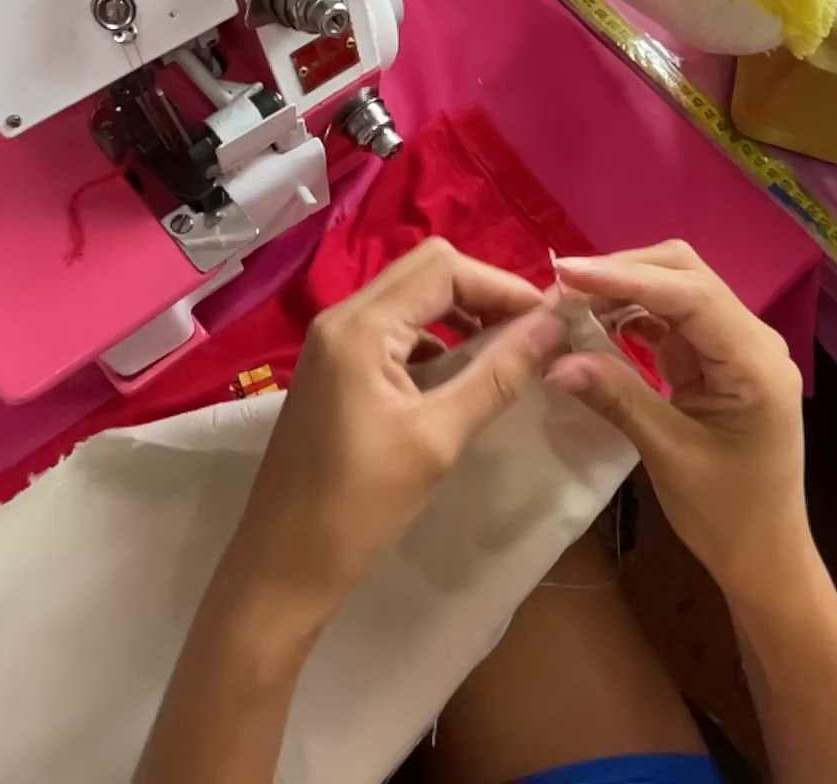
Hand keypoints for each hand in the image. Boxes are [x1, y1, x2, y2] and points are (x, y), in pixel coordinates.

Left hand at [216, 238, 564, 627]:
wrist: (282, 567)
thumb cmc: (358, 507)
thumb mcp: (438, 439)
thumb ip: (499, 374)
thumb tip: (554, 327)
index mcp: (360, 327)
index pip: (444, 268)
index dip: (502, 285)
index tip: (549, 320)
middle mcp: (342, 318)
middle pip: (426, 271)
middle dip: (483, 292)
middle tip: (530, 332)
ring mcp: (334, 341)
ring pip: (411, 298)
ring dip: (460, 313)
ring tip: (506, 351)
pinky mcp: (336, 366)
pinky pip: (395, 329)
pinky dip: (435, 339)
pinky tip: (461, 374)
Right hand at [545, 241, 808, 603]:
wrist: (764, 552)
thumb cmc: (728, 513)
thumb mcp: (669, 455)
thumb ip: (617, 398)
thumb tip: (555, 360)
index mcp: (755, 362)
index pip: (691, 295)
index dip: (626, 278)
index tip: (567, 274)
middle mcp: (751, 339)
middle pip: (685, 275)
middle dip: (622, 272)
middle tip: (561, 288)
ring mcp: (732, 345)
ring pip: (674, 289)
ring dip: (622, 289)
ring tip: (569, 304)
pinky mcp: (712, 357)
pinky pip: (668, 317)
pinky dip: (630, 313)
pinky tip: (596, 321)